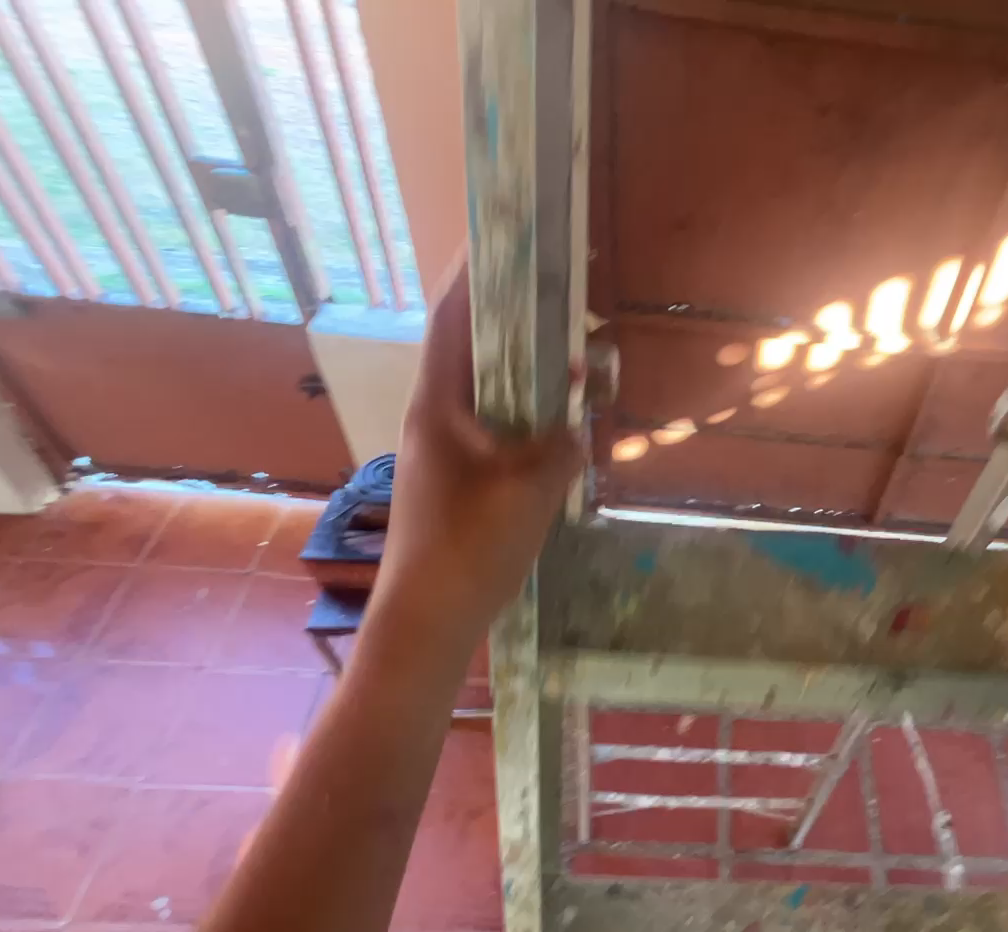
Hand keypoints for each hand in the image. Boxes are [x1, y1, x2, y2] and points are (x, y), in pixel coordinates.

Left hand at [374, 260, 584, 632]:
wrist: (429, 618)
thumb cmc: (471, 547)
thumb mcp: (531, 489)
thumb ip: (561, 446)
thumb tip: (578, 425)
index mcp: (438, 406)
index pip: (451, 318)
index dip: (473, 273)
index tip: (501, 237)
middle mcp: (433, 419)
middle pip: (471, 351)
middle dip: (512, 322)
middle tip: (556, 302)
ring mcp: (442, 452)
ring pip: (486, 395)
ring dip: (524, 375)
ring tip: (569, 362)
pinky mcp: (456, 482)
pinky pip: (494, 432)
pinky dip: (525, 419)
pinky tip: (558, 431)